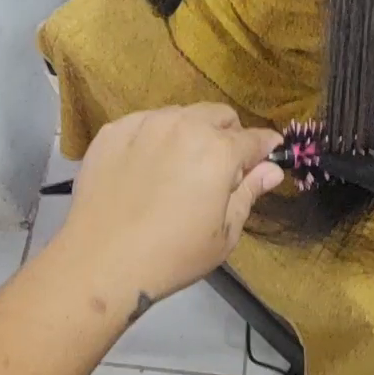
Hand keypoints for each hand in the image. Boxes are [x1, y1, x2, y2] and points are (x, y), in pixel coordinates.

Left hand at [57, 104, 283, 314]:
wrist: (100, 260)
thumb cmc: (172, 255)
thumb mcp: (223, 234)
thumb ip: (249, 194)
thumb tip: (272, 169)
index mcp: (218, 151)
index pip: (254, 138)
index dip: (265, 148)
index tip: (267, 157)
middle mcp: (184, 125)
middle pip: (219, 115)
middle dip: (228, 135)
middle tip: (219, 168)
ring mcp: (145, 123)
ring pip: (181, 114)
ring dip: (190, 132)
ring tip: (178, 167)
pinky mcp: (114, 130)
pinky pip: (145, 122)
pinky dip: (154, 137)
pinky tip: (145, 167)